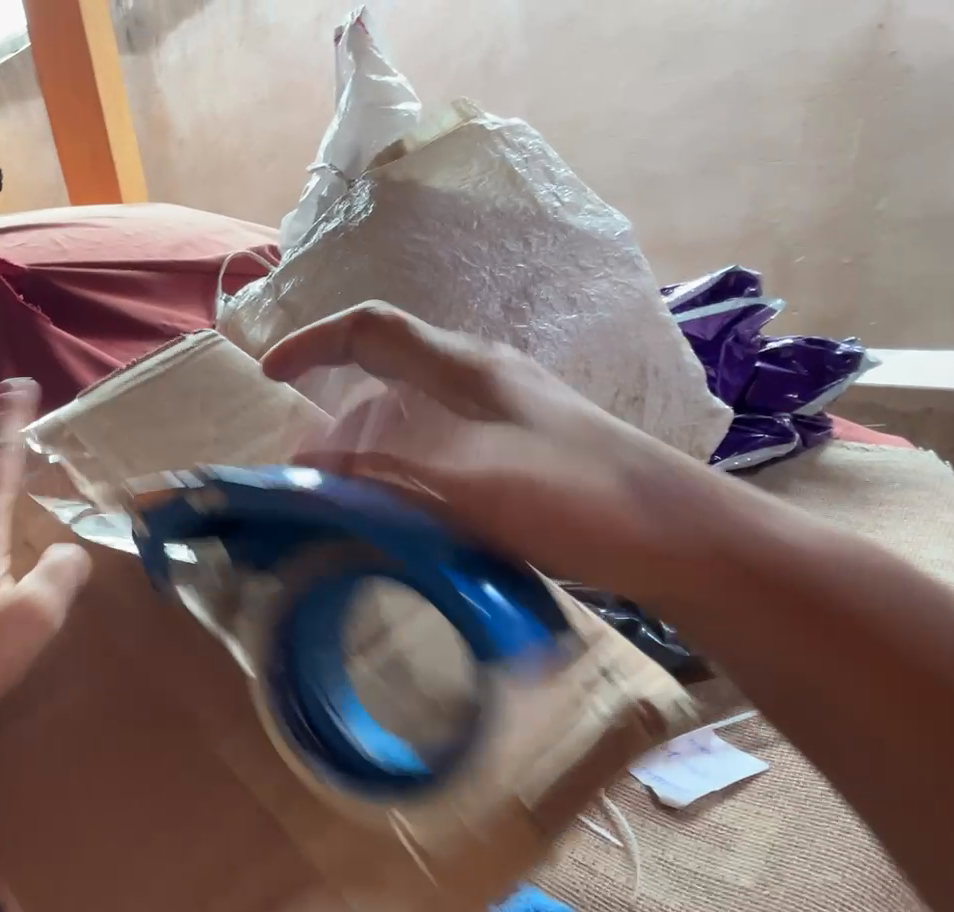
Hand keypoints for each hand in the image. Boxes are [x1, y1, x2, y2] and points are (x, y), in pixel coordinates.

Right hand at [261, 302, 728, 606]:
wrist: (684, 539)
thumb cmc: (579, 496)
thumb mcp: (468, 483)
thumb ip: (383, 470)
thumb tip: (306, 464)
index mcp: (465, 370)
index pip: (372, 329)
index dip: (313, 342)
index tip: (269, 375)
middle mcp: (477, 382)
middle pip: (382, 377)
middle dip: (331, 417)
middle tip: (306, 473)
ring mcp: (498, 418)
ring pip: (405, 419)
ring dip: (362, 452)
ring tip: (341, 500)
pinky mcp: (511, 455)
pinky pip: (429, 450)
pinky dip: (394, 472)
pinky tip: (393, 512)